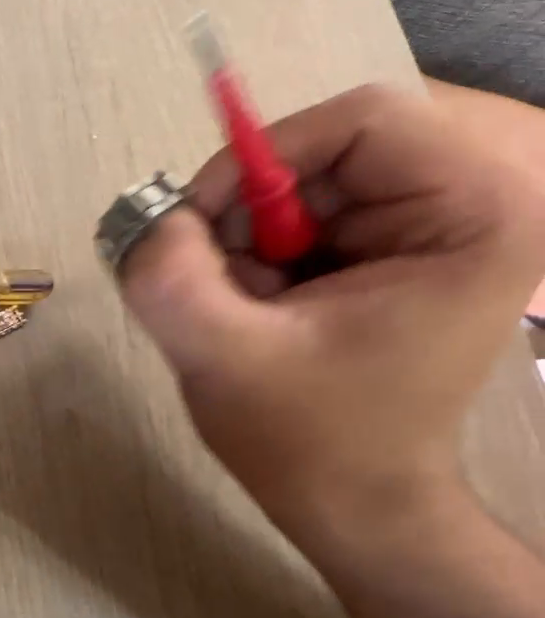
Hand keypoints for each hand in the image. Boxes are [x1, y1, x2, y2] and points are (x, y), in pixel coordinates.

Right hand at [119, 84, 544, 534]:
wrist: (349, 498)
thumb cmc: (304, 437)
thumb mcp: (222, 356)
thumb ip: (171, 280)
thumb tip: (144, 221)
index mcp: (472, 213)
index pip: (361, 120)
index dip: (258, 159)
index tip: (191, 226)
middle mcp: (470, 204)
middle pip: (328, 152)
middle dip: (246, 213)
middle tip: (209, 280)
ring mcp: (435, 228)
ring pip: (307, 189)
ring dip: (243, 242)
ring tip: (234, 307)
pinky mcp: (396, 254)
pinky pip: (307, 221)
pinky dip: (254, 259)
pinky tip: (251, 309)